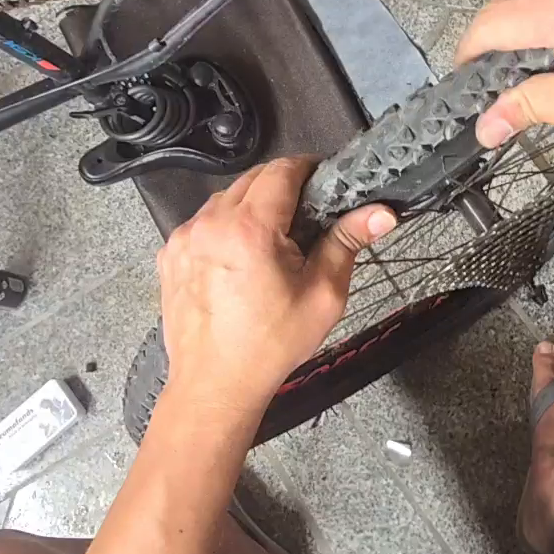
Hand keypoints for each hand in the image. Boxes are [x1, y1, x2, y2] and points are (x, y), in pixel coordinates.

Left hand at [157, 158, 396, 415]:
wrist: (214, 385)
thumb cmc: (271, 345)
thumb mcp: (322, 295)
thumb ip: (348, 243)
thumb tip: (382, 212)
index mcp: (251, 228)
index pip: (282, 169)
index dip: (308, 168)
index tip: (324, 180)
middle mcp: (211, 223)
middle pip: (252, 178)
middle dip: (282, 186)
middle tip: (307, 215)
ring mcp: (185, 237)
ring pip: (226, 198)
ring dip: (252, 205)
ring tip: (273, 240)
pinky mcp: (171, 253)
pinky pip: (203, 222)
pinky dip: (225, 227)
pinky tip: (241, 258)